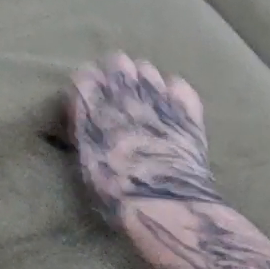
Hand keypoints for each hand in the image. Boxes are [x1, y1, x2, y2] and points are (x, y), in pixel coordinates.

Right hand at [60, 53, 224, 211]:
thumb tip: (82, 118)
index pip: (83, 78)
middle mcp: (127, 99)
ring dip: (139, 79)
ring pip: (146, 69)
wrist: (165, 204)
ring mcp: (160, 101)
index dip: (83, 84)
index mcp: (96, 113)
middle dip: (111, 73)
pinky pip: (179, 85)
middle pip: (116, 63)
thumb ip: (84, 135)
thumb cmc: (116, 195)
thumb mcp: (86, 165)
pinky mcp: (188, 111)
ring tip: (137, 96)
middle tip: (110, 91)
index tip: (82, 94)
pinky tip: (167, 102)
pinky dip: (171, 89)